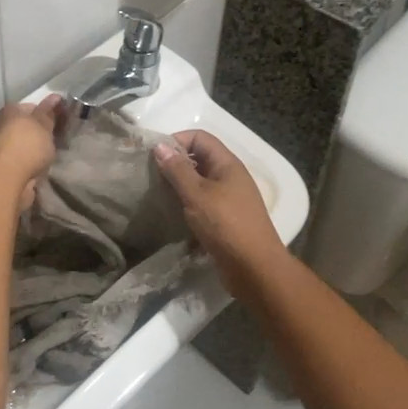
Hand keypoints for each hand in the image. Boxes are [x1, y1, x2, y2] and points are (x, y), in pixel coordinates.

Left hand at [0, 96, 64, 210]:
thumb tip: (55, 96)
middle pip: (24, 126)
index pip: (31, 107)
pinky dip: (26, 163)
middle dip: (39, 134)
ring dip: (32, 150)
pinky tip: (37, 169)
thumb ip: (49, 113)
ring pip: (21, 144)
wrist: (6, 179)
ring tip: (48, 158)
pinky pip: (18, 159)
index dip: (46, 114)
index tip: (59, 124)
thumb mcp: (44, 126)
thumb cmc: (27, 146)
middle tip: (55, 141)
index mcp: (9, 111)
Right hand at [153, 130, 287, 294]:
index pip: (200, 137)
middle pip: (199, 157)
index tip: (155, 155)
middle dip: (175, 162)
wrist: (255, 270)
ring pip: (199, 181)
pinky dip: (187, 203)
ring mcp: (229, 199)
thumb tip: (160, 145)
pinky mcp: (225, 219)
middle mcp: (230, 177)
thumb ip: (178, 170)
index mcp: (227, 164)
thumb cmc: (227, 226)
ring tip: (157, 193)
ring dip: (179, 184)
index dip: (177, 140)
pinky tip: (172, 213)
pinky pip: (202, 202)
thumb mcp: (198, 195)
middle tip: (151, 174)